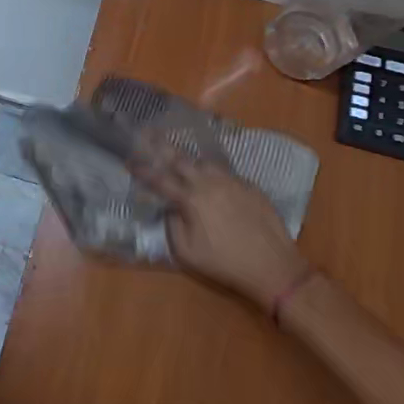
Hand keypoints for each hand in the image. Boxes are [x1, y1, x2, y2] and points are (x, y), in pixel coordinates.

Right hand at [134, 154, 309, 307]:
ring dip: (190, 160)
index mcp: (192, 200)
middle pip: (182, 160)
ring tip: (182, 159)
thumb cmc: (225, 263)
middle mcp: (211, 184)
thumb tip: (171, 209)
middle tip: (150, 136)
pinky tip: (213, 180)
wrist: (274, 268)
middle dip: (163, 148)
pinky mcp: (252, 188)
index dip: (142, 170)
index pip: (160, 179)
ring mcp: (234, 183)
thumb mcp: (186, 252)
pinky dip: (214, 173)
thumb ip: (172, 226)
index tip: (129, 162)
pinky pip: (227, 174)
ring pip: (206, 162)